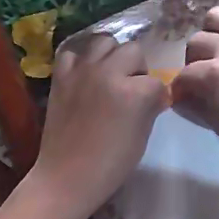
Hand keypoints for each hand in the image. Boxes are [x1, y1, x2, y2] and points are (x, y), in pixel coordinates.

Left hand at [25, 35, 167, 218]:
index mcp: (134, 92)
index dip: (157, 96)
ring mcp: (82, 71)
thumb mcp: (142, 136)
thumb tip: (155, 95)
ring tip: (109, 75)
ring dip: (112, 56)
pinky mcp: (61, 76)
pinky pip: (73, 52)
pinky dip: (81, 61)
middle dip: (137, 69)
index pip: (156, 82)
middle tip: (132, 88)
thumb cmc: (111, 164)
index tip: (155, 106)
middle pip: (133, 51)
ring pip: (104, 42)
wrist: (67, 176)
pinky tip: (85, 76)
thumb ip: (149, 107)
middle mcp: (108, 73)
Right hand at [173, 6, 218, 183]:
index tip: (183, 98)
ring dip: (214, 32)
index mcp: (214, 74)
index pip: (183, 75)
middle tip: (204, 75)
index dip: (180, 89)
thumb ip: (196, 105)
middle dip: (194, 61)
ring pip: (218, 16)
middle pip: (196, 41)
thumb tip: (182, 96)